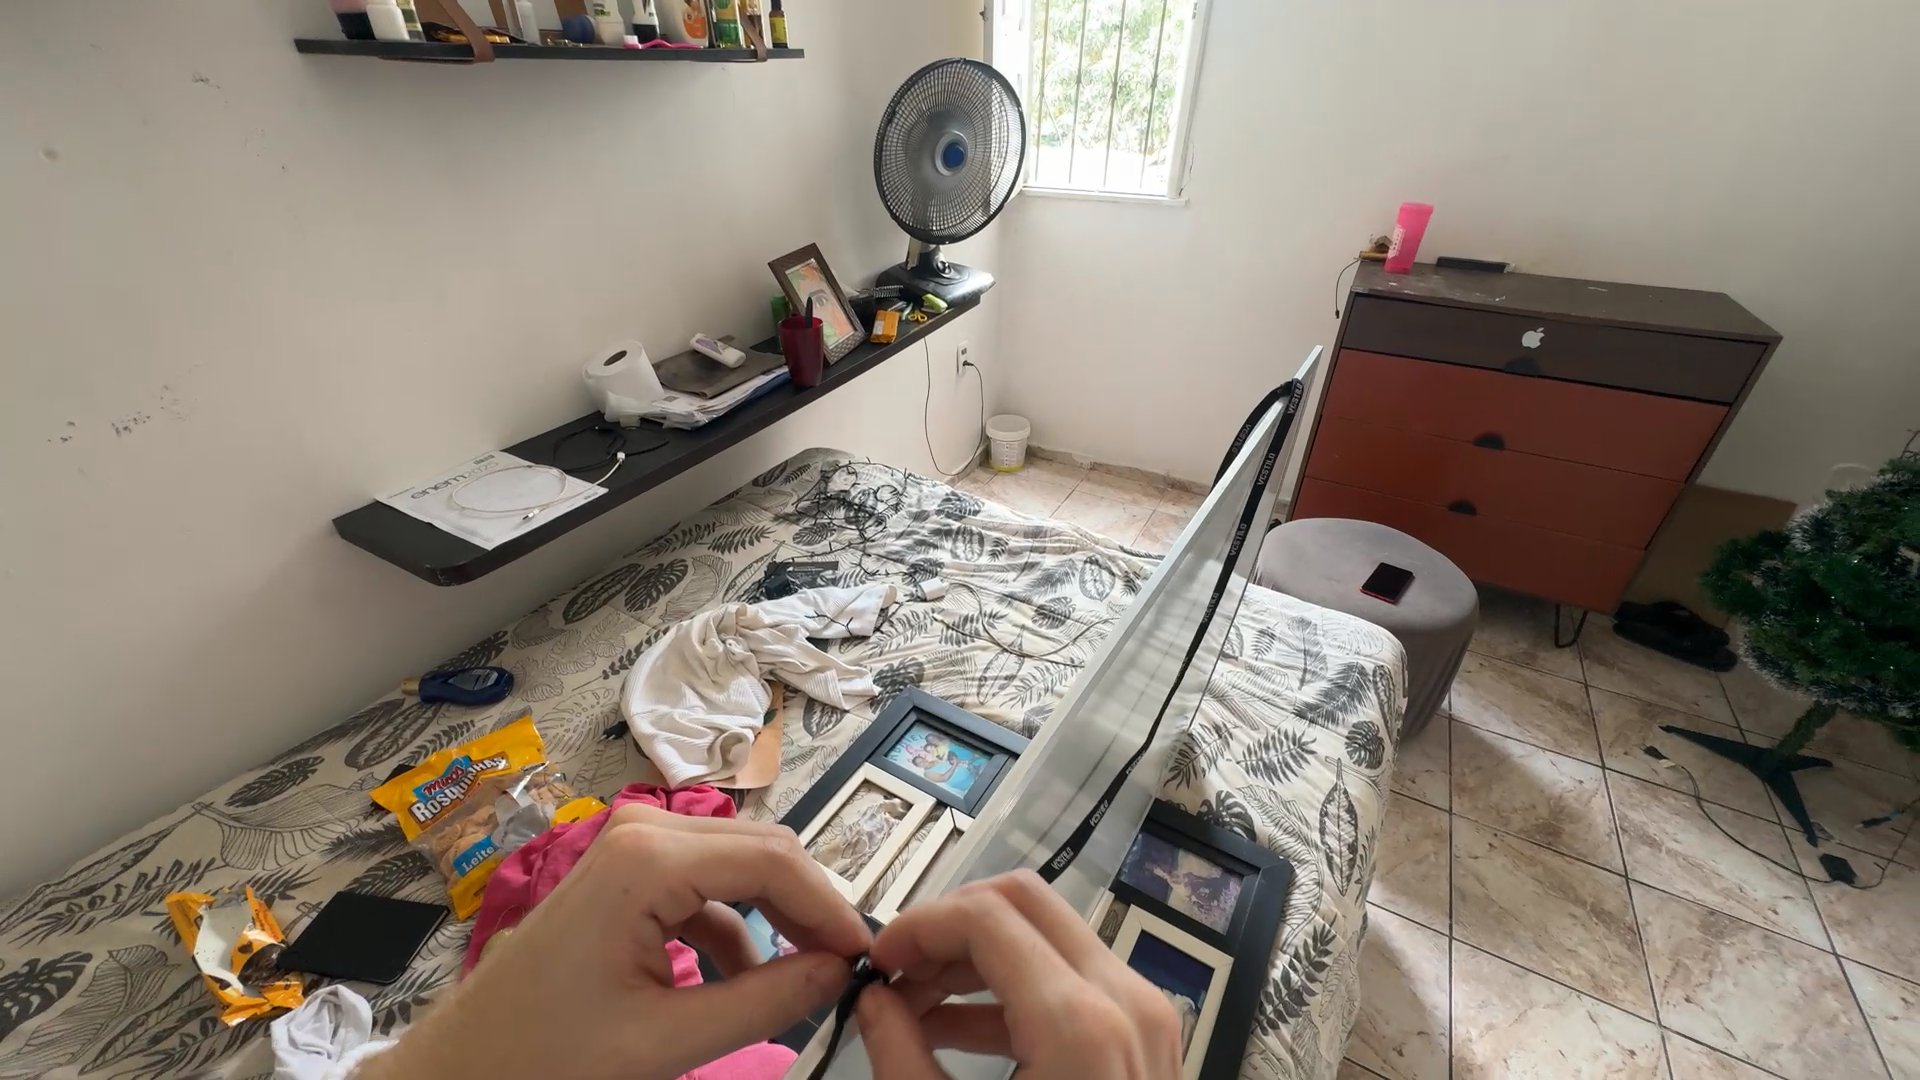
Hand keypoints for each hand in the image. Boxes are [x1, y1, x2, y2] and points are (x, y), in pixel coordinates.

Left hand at [363, 803, 872, 1079]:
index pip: (773, 861)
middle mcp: (649, 828)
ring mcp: (636, 842)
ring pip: (740, 863)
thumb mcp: (664, 1044)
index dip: (827, 905)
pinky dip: (737, 924)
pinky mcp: (630, 867)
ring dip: (776, 915)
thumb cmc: (544, 1066)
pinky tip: (745, 975)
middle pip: (761, 851)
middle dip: (807, 906)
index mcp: (651, 858)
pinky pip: (708, 883)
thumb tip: (841, 971)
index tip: (864, 952)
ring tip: (804, 973)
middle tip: (842, 964)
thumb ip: (766, 1003)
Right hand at [858, 870, 1181, 1078]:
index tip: (877, 960)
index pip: (984, 916)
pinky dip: (1010, 986)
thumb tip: (872, 999)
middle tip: (898, 969)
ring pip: (1045, 931)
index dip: (919, 925)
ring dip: (975, 954)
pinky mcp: (1145, 1034)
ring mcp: (1143, 1011)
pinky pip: (1069, 976)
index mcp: (1078, 1021)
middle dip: (949, 924)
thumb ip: (900, 1057)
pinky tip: (957, 1027)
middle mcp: (1123, 994)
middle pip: (1021, 901)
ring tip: (914, 1002)